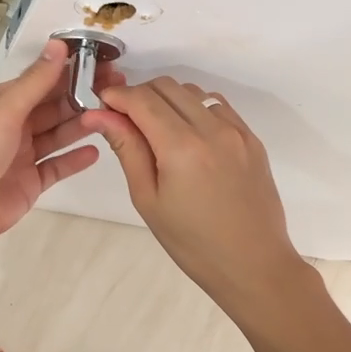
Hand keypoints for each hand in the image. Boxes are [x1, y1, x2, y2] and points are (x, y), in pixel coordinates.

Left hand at [0, 39, 121, 254]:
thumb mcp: (4, 111)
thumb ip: (35, 82)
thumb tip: (58, 44)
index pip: (39, 82)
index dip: (69, 73)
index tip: (102, 64)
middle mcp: (10, 126)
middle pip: (50, 108)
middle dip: (80, 98)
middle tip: (117, 90)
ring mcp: (20, 155)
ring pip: (56, 135)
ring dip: (80, 126)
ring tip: (109, 118)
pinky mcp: (30, 182)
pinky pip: (56, 166)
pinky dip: (74, 160)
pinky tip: (96, 151)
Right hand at [82, 79, 308, 305]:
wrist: (253, 265)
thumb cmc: (192, 242)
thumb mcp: (147, 198)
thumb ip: (126, 148)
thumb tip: (97, 115)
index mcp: (181, 147)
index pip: (141, 99)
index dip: (116, 96)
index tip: (101, 108)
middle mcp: (212, 129)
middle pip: (166, 86)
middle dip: (138, 95)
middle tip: (123, 121)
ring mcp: (237, 131)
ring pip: (192, 92)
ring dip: (167, 100)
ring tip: (155, 131)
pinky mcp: (251, 139)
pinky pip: (217, 106)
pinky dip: (194, 109)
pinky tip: (186, 136)